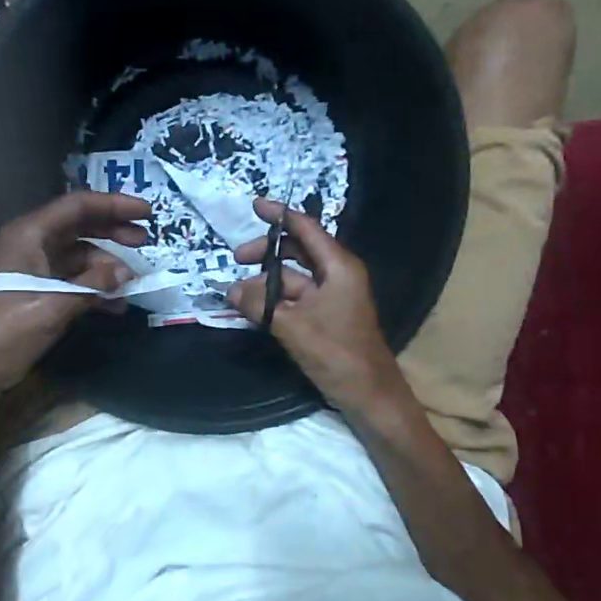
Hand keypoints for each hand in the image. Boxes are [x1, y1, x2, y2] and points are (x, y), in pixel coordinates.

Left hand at [0, 191, 152, 397]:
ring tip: (131, 284)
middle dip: (113, 232)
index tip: (148, 213)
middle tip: (145, 242)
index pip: (78, 206)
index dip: (114, 205)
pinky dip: (93, 287)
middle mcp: (31, 244)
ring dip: (106, 267)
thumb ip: (93, 284)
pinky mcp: (35, 292)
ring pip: (78, 255)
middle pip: (79, 226)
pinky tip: (115, 305)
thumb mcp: (54, 304)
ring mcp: (32, 269)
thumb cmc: (7, 329)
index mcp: (30, 234)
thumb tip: (125, 273)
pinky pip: (71, 280)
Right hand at [228, 199, 413, 415]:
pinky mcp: (325, 315)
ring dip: (266, 280)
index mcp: (338, 266)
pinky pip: (295, 296)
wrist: (369, 394)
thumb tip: (231, 290)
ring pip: (293, 276)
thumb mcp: (292, 326)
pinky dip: (274, 298)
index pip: (306, 228)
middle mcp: (336, 274)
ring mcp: (332, 296)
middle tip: (236, 259)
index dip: (279, 215)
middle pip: (297, 250)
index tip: (253, 206)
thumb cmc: (337, 354)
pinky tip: (253, 307)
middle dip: (266, 251)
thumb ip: (260, 305)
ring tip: (237, 291)